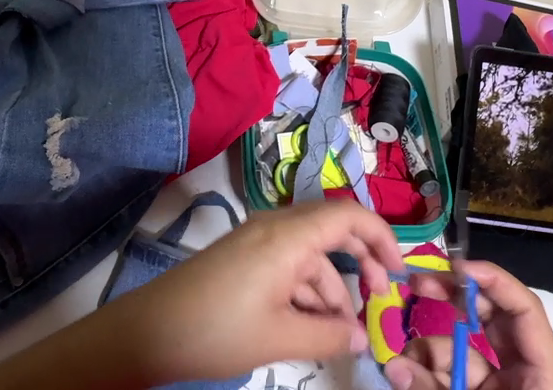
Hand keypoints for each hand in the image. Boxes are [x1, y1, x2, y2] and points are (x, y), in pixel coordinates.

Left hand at [98, 199, 407, 384]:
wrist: (152, 330)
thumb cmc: (219, 329)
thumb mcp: (281, 338)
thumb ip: (329, 335)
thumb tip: (363, 336)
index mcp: (288, 235)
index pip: (348, 215)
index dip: (380, 237)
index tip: (400, 272)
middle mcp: (275, 226)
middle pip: (331, 230)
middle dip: (360, 262)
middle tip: (379, 299)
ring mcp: (256, 240)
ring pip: (309, 254)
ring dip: (330, 288)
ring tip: (340, 333)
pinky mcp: (243, 257)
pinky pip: (288, 264)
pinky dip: (306, 290)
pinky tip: (310, 326)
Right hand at [382, 261, 552, 389]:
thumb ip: (435, 388)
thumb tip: (392, 365)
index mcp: (546, 377)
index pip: (526, 309)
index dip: (493, 281)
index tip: (455, 267)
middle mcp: (525, 374)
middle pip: (490, 318)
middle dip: (450, 300)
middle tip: (416, 285)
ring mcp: (502, 388)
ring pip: (463, 350)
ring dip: (427, 348)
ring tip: (400, 361)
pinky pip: (454, 376)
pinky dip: (427, 371)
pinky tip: (405, 374)